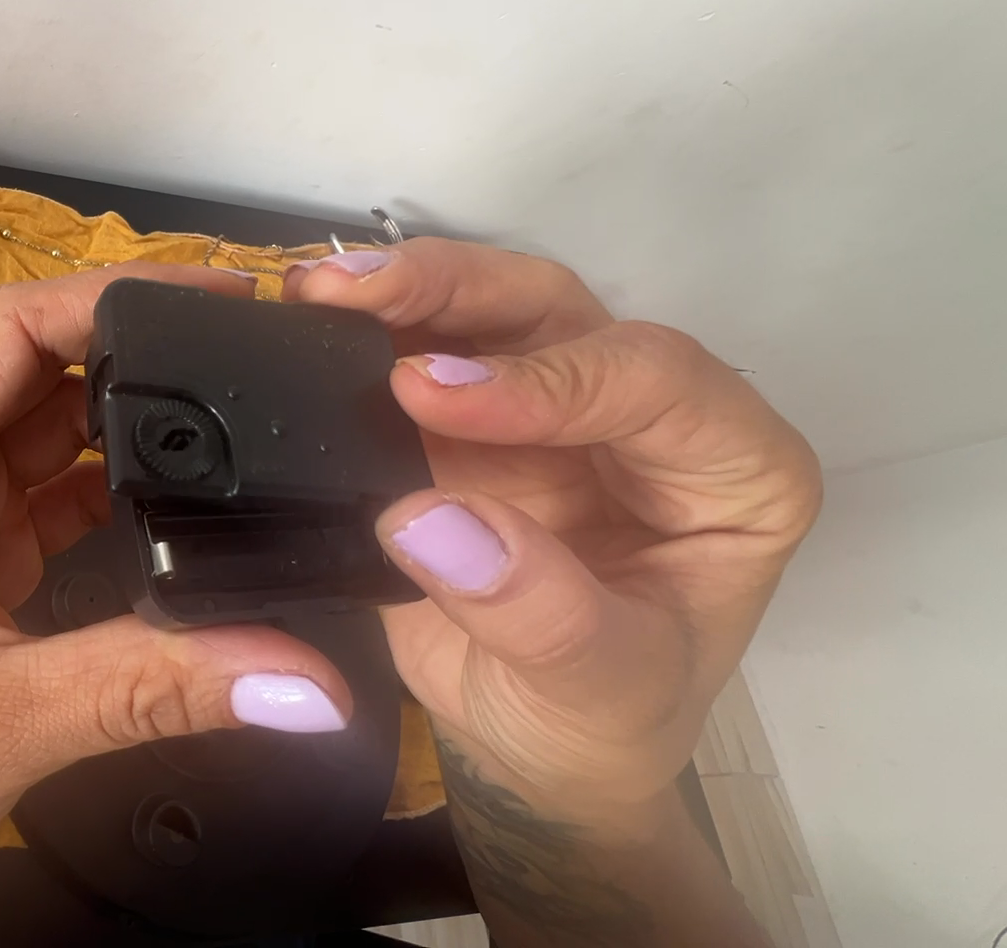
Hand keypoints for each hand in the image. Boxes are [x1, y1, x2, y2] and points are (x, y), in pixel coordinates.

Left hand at [0, 264, 350, 922]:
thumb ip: (152, 688)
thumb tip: (304, 684)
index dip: (102, 297)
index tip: (211, 294)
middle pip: (32, 364)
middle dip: (135, 344)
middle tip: (243, 344)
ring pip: (50, 419)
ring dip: (133, 411)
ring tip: (235, 407)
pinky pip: (57, 481)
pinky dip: (119, 480)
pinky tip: (183, 489)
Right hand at [286, 240, 821, 820]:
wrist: (520, 733)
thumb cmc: (591, 718)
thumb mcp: (594, 692)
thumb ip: (537, 614)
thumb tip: (425, 520)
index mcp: (717, 470)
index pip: (652, 382)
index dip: (545, 378)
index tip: (424, 396)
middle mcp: (627, 417)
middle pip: (555, 311)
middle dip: (453, 287)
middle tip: (350, 290)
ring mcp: (530, 411)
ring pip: (477, 310)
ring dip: (397, 291)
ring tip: (313, 290)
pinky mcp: (451, 421)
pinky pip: (407, 353)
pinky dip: (355, 333)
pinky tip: (304, 322)